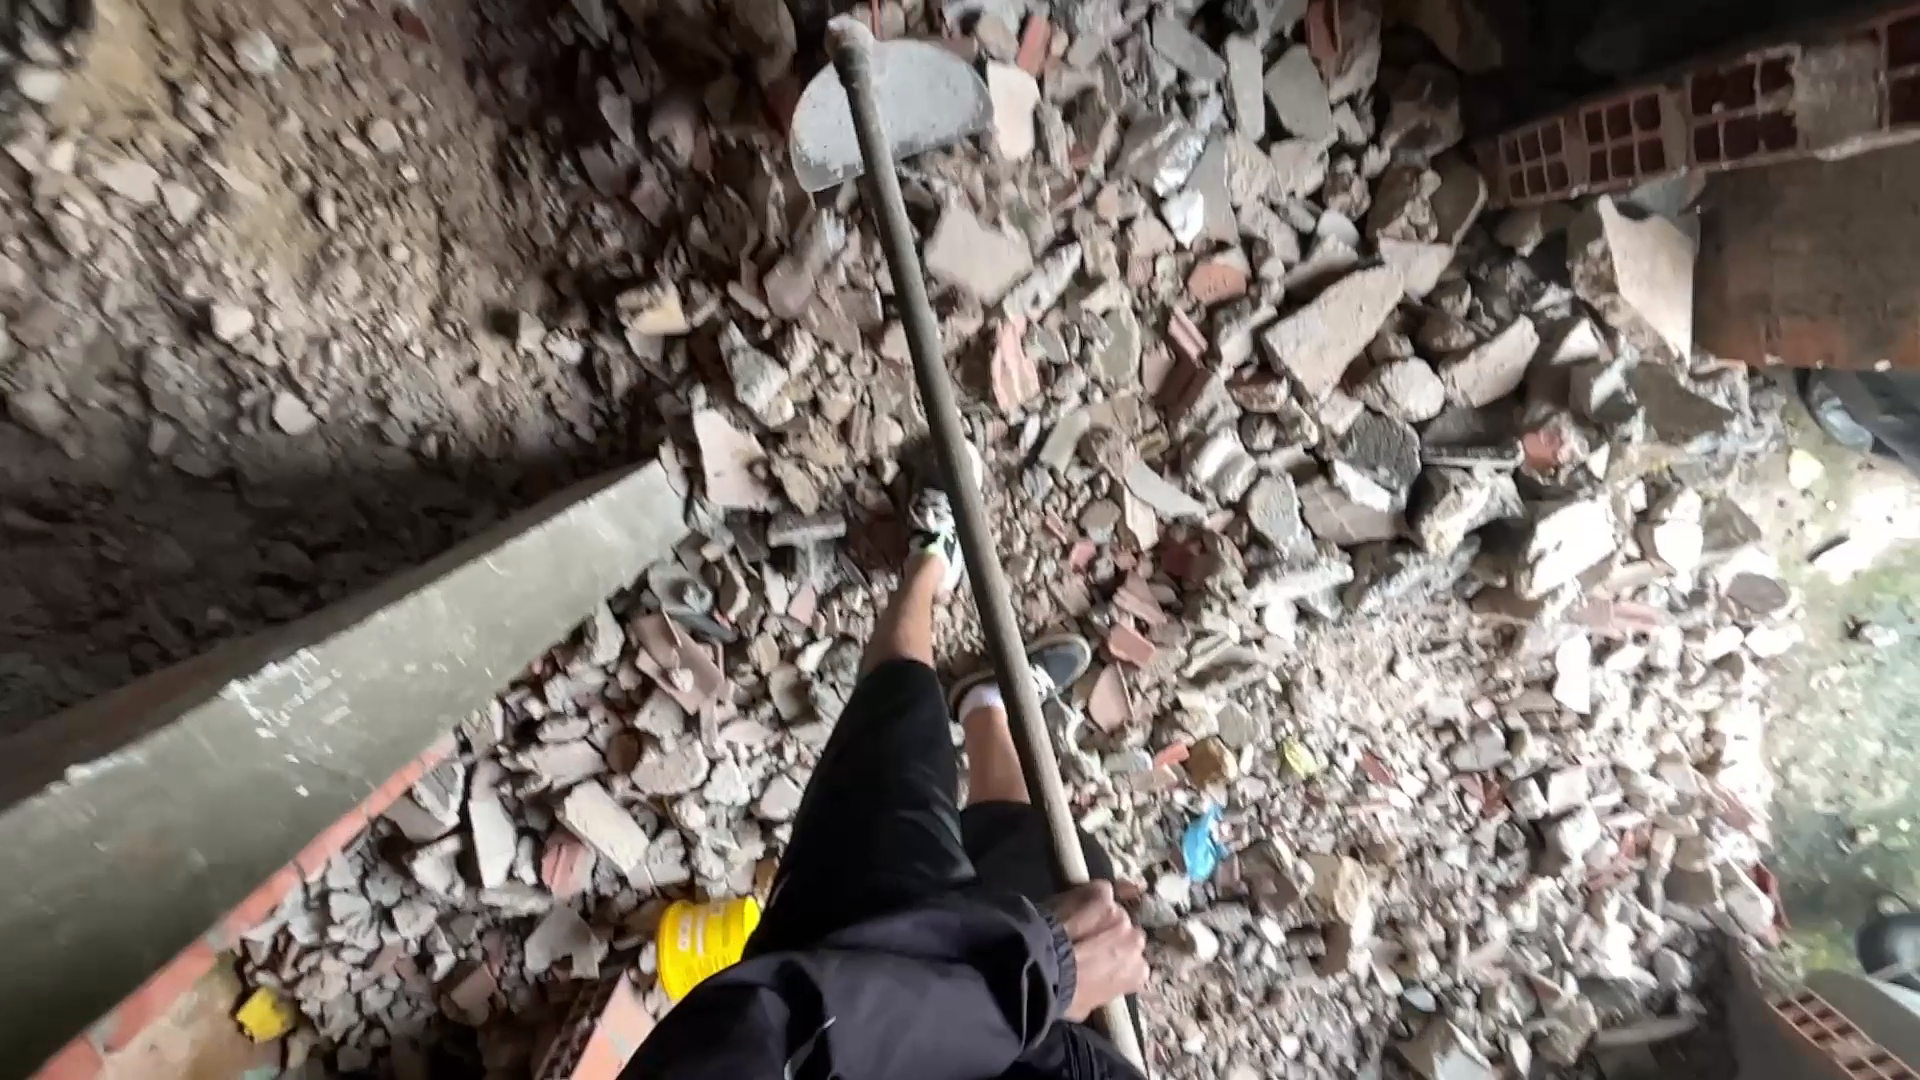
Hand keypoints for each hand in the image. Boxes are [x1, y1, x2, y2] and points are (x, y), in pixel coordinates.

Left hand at [1048, 881, 1147, 1021]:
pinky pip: (1104, 889)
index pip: (1135, 964)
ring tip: (1081, 918)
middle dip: (1114, 937)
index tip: (1102, 962)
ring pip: (1114, 911)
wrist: (1044, 964)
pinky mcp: (1101, 893)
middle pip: (1128, 934)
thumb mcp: (1089, 1005)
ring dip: (1102, 915)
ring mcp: (1118, 914)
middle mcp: (1135, 941)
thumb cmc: (1066, 993)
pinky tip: (1089, 893)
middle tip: (1091, 939)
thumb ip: (1102, 988)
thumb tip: (1095, 981)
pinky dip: (1097, 892)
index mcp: (1137, 973)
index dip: (1118, 960)